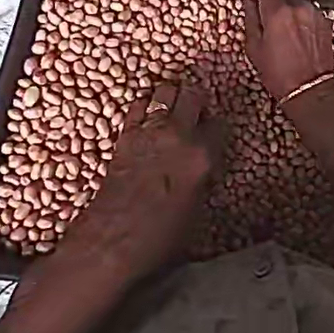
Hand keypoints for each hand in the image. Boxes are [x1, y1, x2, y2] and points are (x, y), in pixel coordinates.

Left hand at [32, 82, 224, 289]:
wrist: (113, 242)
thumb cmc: (159, 236)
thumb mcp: (198, 207)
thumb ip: (205, 175)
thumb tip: (204, 164)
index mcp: (203, 156)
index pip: (220, 125)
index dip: (219, 129)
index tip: (216, 133)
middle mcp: (178, 136)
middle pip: (194, 95)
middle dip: (198, 99)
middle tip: (198, 109)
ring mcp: (149, 132)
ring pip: (165, 91)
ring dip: (172, 95)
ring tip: (175, 105)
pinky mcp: (125, 135)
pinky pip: (139, 104)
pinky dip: (146, 103)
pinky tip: (150, 112)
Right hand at [241, 0, 333, 103]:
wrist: (311, 90)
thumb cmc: (280, 75)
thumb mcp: (255, 48)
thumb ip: (251, 18)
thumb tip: (249, 1)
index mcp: (278, 13)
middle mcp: (299, 7)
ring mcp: (314, 13)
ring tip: (277, 14)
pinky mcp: (324, 21)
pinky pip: (308, 6)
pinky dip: (298, 9)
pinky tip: (292, 25)